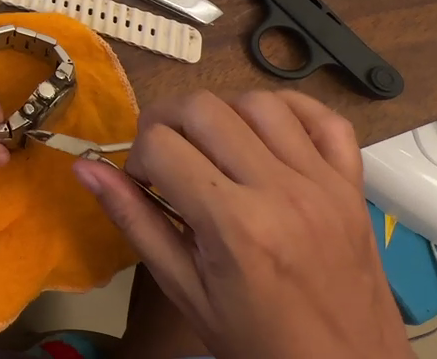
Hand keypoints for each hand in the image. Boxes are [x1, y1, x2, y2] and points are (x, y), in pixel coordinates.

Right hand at [76, 90, 410, 358]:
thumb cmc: (257, 341)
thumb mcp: (184, 289)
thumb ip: (133, 219)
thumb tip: (83, 166)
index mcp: (234, 224)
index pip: (159, 144)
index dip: (137, 158)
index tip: (144, 186)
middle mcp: (280, 192)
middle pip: (202, 107)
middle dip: (167, 122)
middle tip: (167, 158)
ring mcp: (324, 186)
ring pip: (257, 102)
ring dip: (222, 114)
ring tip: (214, 148)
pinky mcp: (354, 188)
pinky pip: (326, 120)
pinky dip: (291, 112)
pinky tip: (266, 134)